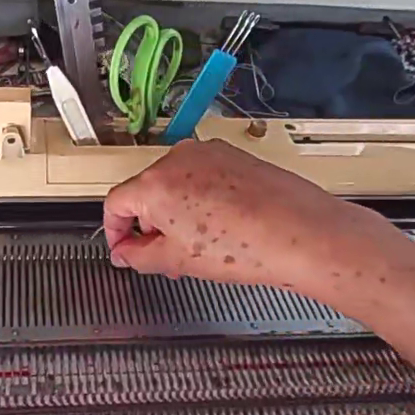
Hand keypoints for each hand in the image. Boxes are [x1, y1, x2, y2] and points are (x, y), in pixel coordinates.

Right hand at [103, 138, 414, 306]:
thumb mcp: (178, 261)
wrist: (300, 233)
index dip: (114, 231)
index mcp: (154, 184)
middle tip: (160, 254)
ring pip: (173, 183)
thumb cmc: (246, 245)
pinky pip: (200, 176)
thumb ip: (138, 256)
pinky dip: (198, 199)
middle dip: (148, 223)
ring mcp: (207, 153)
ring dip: (173, 212)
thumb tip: (125, 253)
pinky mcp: (231, 154)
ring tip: (196, 245)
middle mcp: (177, 159)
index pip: (115, 203)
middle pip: (144, 190)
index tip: (122, 247)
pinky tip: (217, 227)